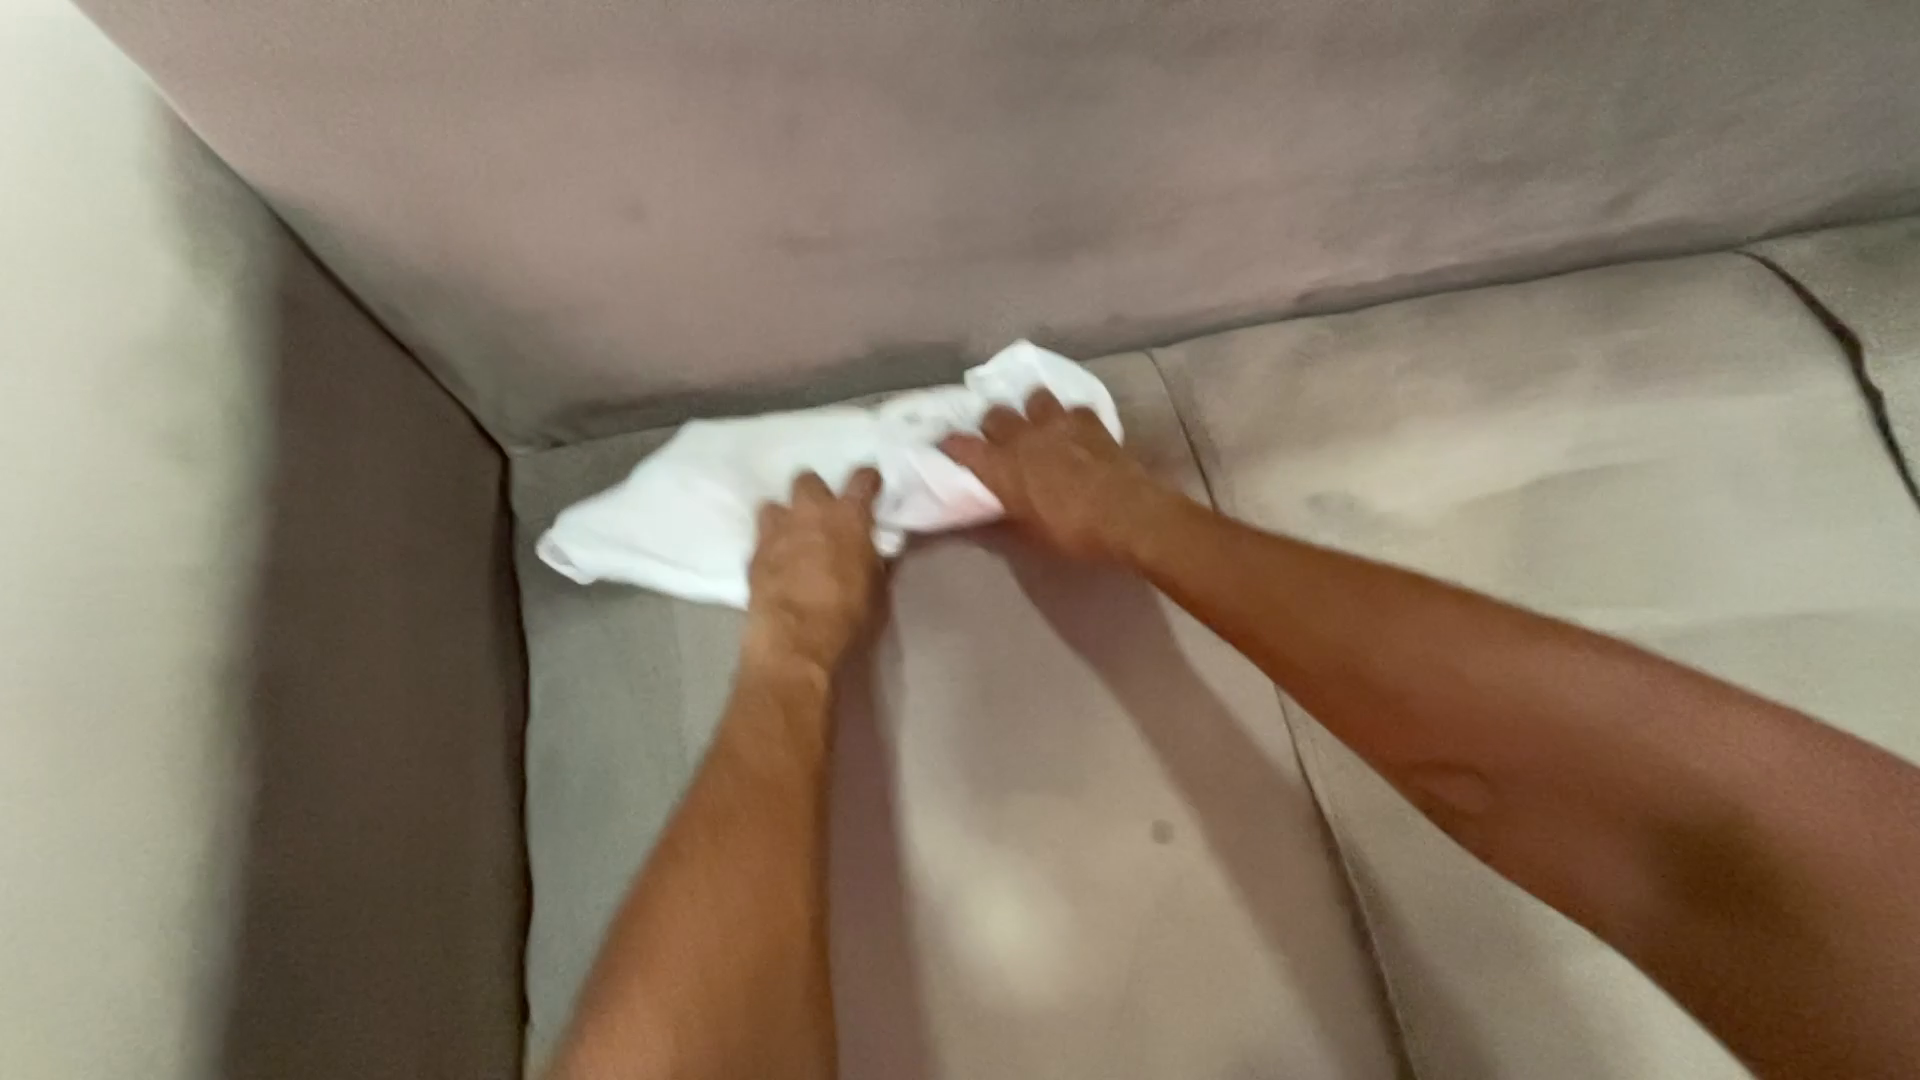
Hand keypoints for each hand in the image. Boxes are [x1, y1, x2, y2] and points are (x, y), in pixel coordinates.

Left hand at [745, 468, 885, 672]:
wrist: (796, 644)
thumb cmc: (850, 618)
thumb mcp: (878, 591)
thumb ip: (876, 562)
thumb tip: (877, 552)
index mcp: (849, 517)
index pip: (861, 479)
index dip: (868, 479)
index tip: (870, 485)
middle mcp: (810, 514)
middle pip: (807, 481)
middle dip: (816, 493)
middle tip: (824, 515)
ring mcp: (776, 532)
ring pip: (774, 505)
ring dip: (785, 517)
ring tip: (793, 537)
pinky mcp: (752, 556)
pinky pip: (761, 539)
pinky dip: (770, 547)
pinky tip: (777, 564)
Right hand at [940, 389, 1171, 561]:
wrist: (1126, 515)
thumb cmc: (1072, 533)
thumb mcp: (1030, 535)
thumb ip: (1006, 518)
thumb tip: (990, 516)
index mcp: (1001, 467)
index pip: (962, 446)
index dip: (953, 445)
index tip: (950, 447)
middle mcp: (1022, 437)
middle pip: (995, 414)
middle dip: (992, 424)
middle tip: (998, 438)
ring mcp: (1057, 423)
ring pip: (1033, 398)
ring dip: (1032, 409)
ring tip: (1038, 423)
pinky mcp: (1088, 421)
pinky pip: (1073, 408)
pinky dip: (1071, 417)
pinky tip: (1076, 429)